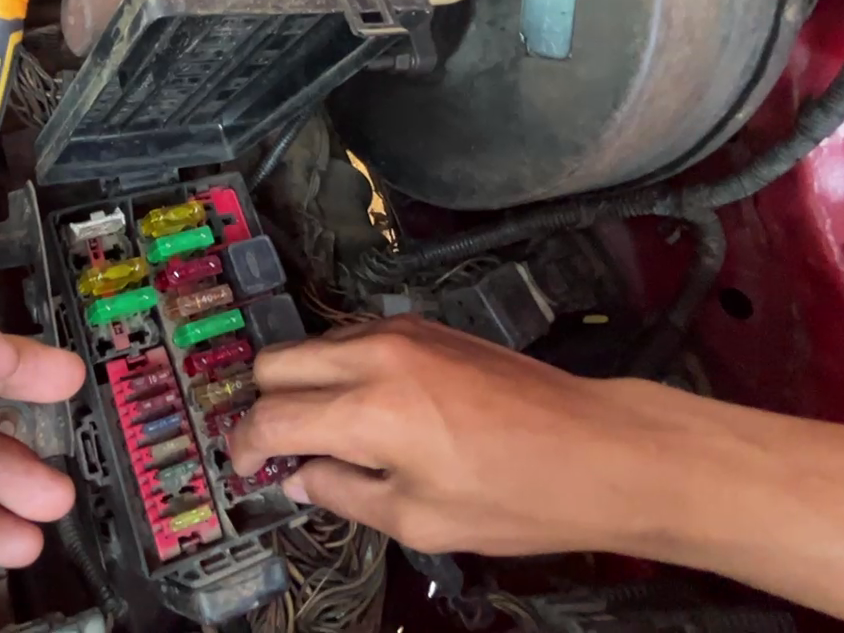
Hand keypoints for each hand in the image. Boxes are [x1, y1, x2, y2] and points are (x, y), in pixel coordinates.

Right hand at [228, 315, 682, 556]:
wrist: (598, 447)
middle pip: (273, 362)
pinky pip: (346, 336)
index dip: (246, 446)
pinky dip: (335, 367)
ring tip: (328, 427)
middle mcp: (370, 356)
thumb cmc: (515, 499)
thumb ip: (342, 493)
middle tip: (282, 446)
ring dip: (301, 383)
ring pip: (308, 343)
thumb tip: (295, 477)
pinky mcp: (416, 322)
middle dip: (265, 405)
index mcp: (369, 413)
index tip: (245, 465)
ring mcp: (393, 331)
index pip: (272, 418)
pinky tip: (366, 402)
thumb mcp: (422, 521)